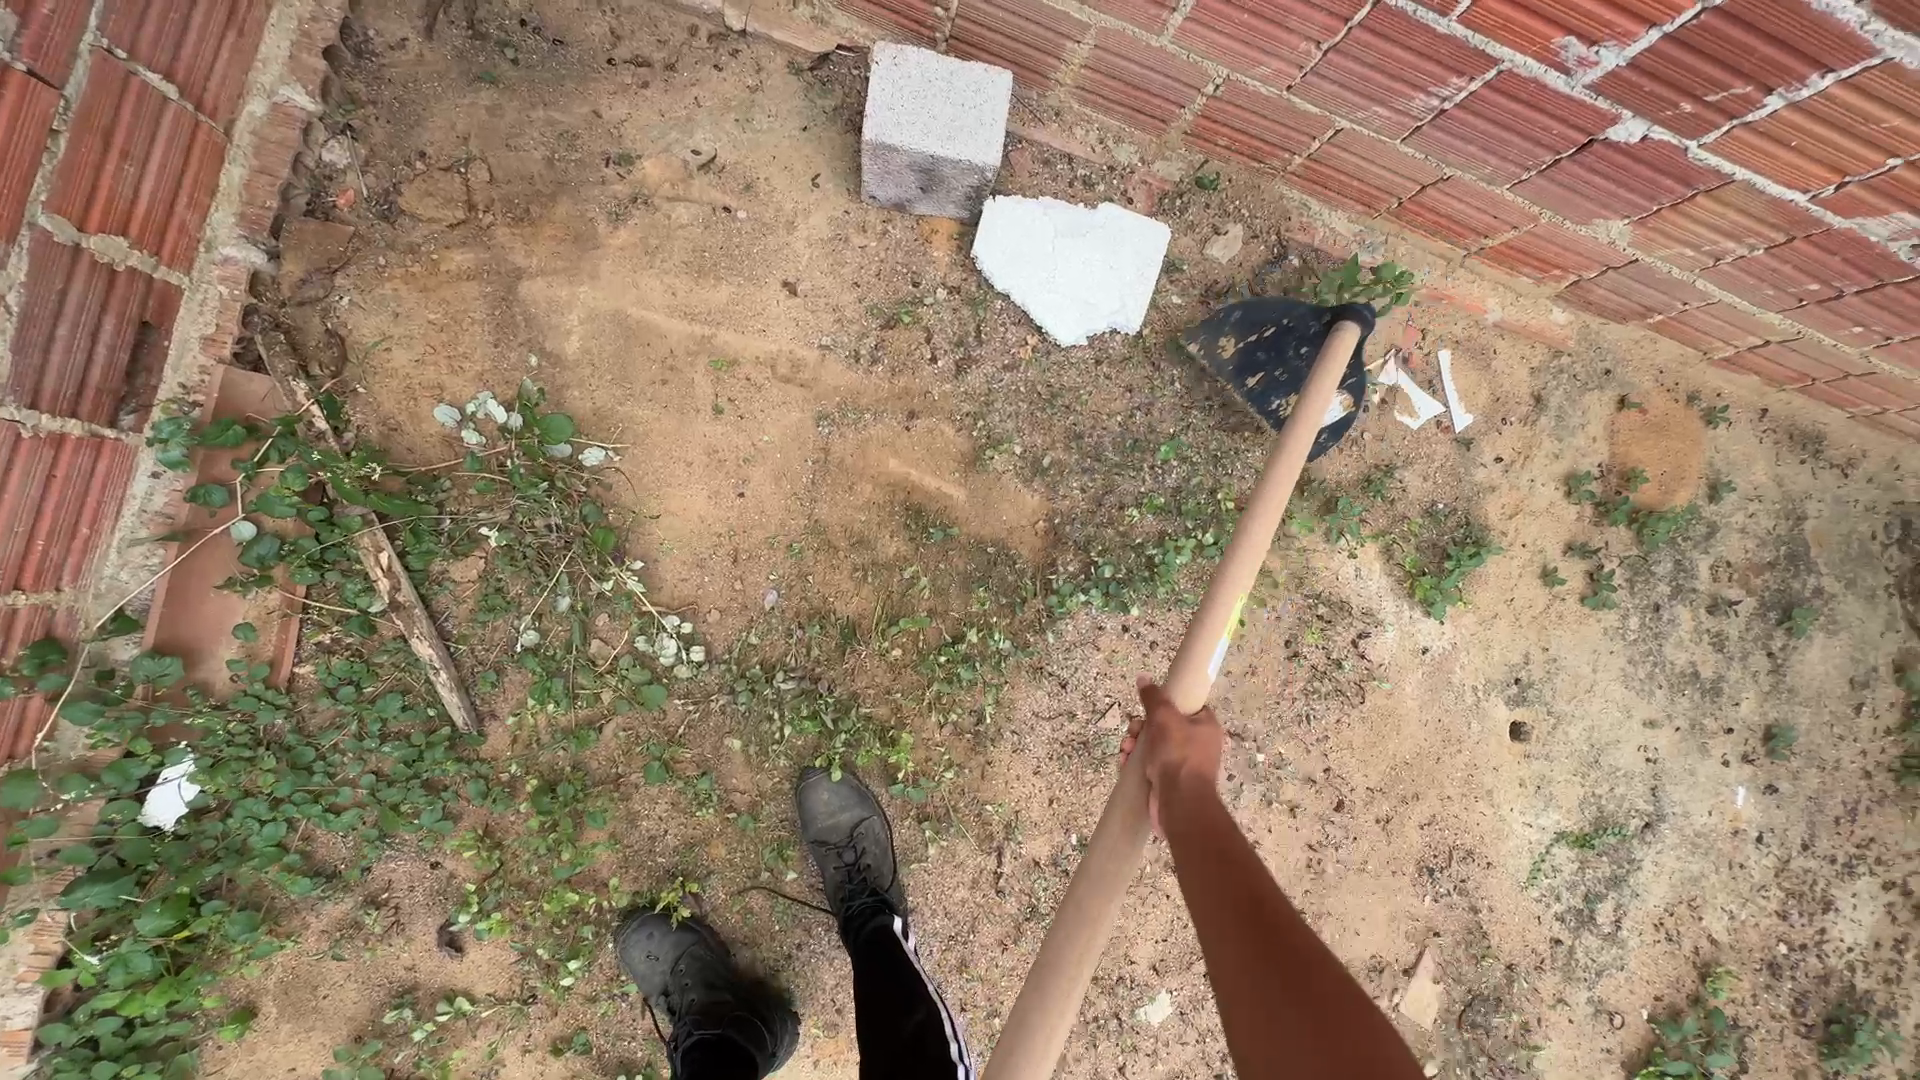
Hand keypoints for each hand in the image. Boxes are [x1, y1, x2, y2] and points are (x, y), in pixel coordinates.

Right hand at [1121, 675, 1224, 834]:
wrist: (1180, 803)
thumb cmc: (1178, 755)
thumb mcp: (1164, 717)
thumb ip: (1153, 697)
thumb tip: (1144, 678)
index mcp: (1205, 726)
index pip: (1186, 706)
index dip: (1165, 704)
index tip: (1149, 707)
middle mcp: (1197, 745)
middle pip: (1163, 725)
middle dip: (1141, 727)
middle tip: (1133, 731)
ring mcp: (1182, 765)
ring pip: (1152, 745)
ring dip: (1134, 745)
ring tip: (1126, 750)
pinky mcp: (1168, 781)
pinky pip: (1147, 764)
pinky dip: (1135, 762)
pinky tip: (1125, 763)